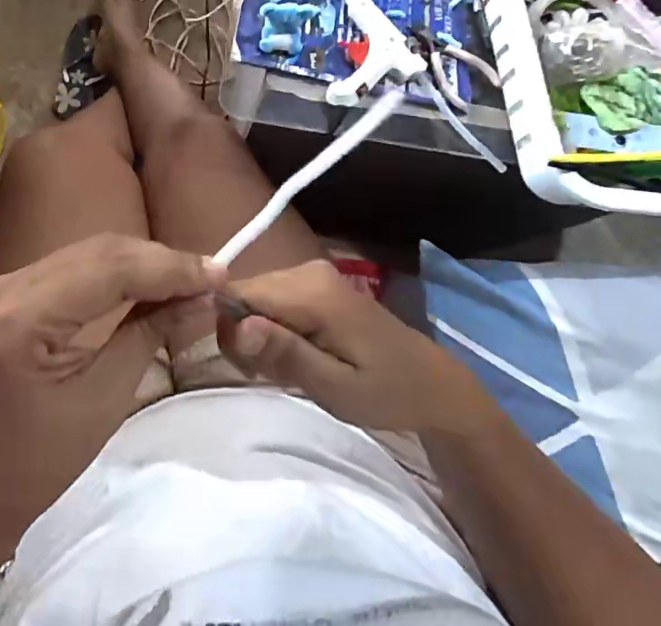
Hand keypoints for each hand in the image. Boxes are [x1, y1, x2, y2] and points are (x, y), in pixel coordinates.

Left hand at [0, 235, 222, 582]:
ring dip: (146, 261)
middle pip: (103, 251)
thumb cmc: (43, 459)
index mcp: (22, 319)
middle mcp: (7, 287)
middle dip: (163, 261)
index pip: (111, 268)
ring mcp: (5, 283)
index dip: (170, 266)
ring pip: (94, 250)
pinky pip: (80, 263)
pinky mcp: (13, 287)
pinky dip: (123, 269)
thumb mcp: (108, 394)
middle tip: (211, 277)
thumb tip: (204, 293)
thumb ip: (153, 330)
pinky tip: (153, 281)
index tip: (219, 273)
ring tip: (190, 279)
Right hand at [218, 260, 493, 436]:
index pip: (237, 294)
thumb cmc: (385, 391)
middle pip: (244, 295)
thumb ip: (285, 354)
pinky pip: (273, 301)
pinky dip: (274, 331)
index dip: (230, 332)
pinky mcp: (317, 284)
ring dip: (259, 337)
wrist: (430, 382)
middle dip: (245, 337)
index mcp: (312, 290)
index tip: (252, 369)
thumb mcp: (334, 387)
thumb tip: (237, 327)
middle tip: (274, 375)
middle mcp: (308, 270)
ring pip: (255, 299)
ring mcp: (313, 273)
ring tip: (291, 369)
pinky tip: (298, 355)